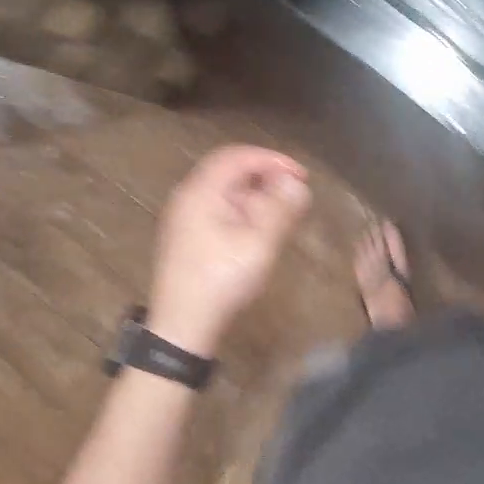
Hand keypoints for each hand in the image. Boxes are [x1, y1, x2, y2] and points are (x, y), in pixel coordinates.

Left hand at [148, 145, 312, 355]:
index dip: (272, 159)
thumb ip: (280, 209)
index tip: (301, 176)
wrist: (182, 327)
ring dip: (256, 196)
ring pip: (225, 193)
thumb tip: (296, 182)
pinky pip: (219, 210)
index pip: (236, 156)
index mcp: (201, 192)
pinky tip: (260, 232)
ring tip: (283, 213)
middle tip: (294, 193)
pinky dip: (244, 211)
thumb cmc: (221, 281)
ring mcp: (184, 219)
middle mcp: (188, 198)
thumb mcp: (258, 244)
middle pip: (228, 171)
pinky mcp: (187, 238)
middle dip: (265, 176)